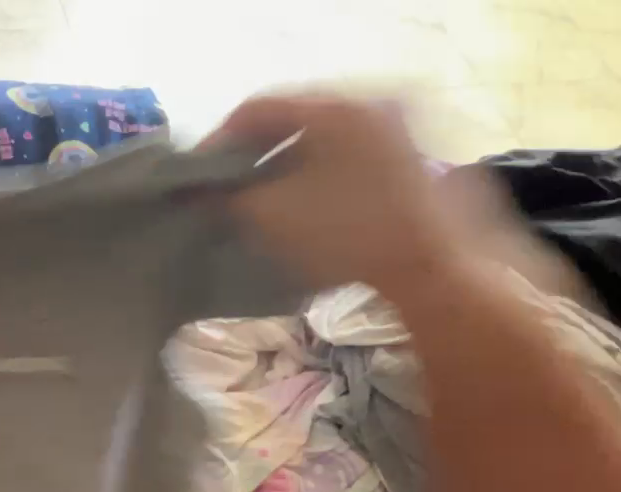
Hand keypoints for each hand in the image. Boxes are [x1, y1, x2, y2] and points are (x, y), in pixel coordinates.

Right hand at [205, 95, 488, 299]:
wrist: (428, 262)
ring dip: (276, 161)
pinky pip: (338, 145)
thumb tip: (196, 189)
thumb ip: (223, 195)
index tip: (192, 179)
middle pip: (288, 117)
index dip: (214, 143)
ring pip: (313, 133)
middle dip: (247, 154)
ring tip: (251, 196)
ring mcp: (391, 123)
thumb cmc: (342, 235)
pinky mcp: (403, 148)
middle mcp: (367, 102)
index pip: (255, 109)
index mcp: (335, 108)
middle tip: (218, 188)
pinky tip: (290, 198)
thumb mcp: (268, 215)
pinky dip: (306, 166)